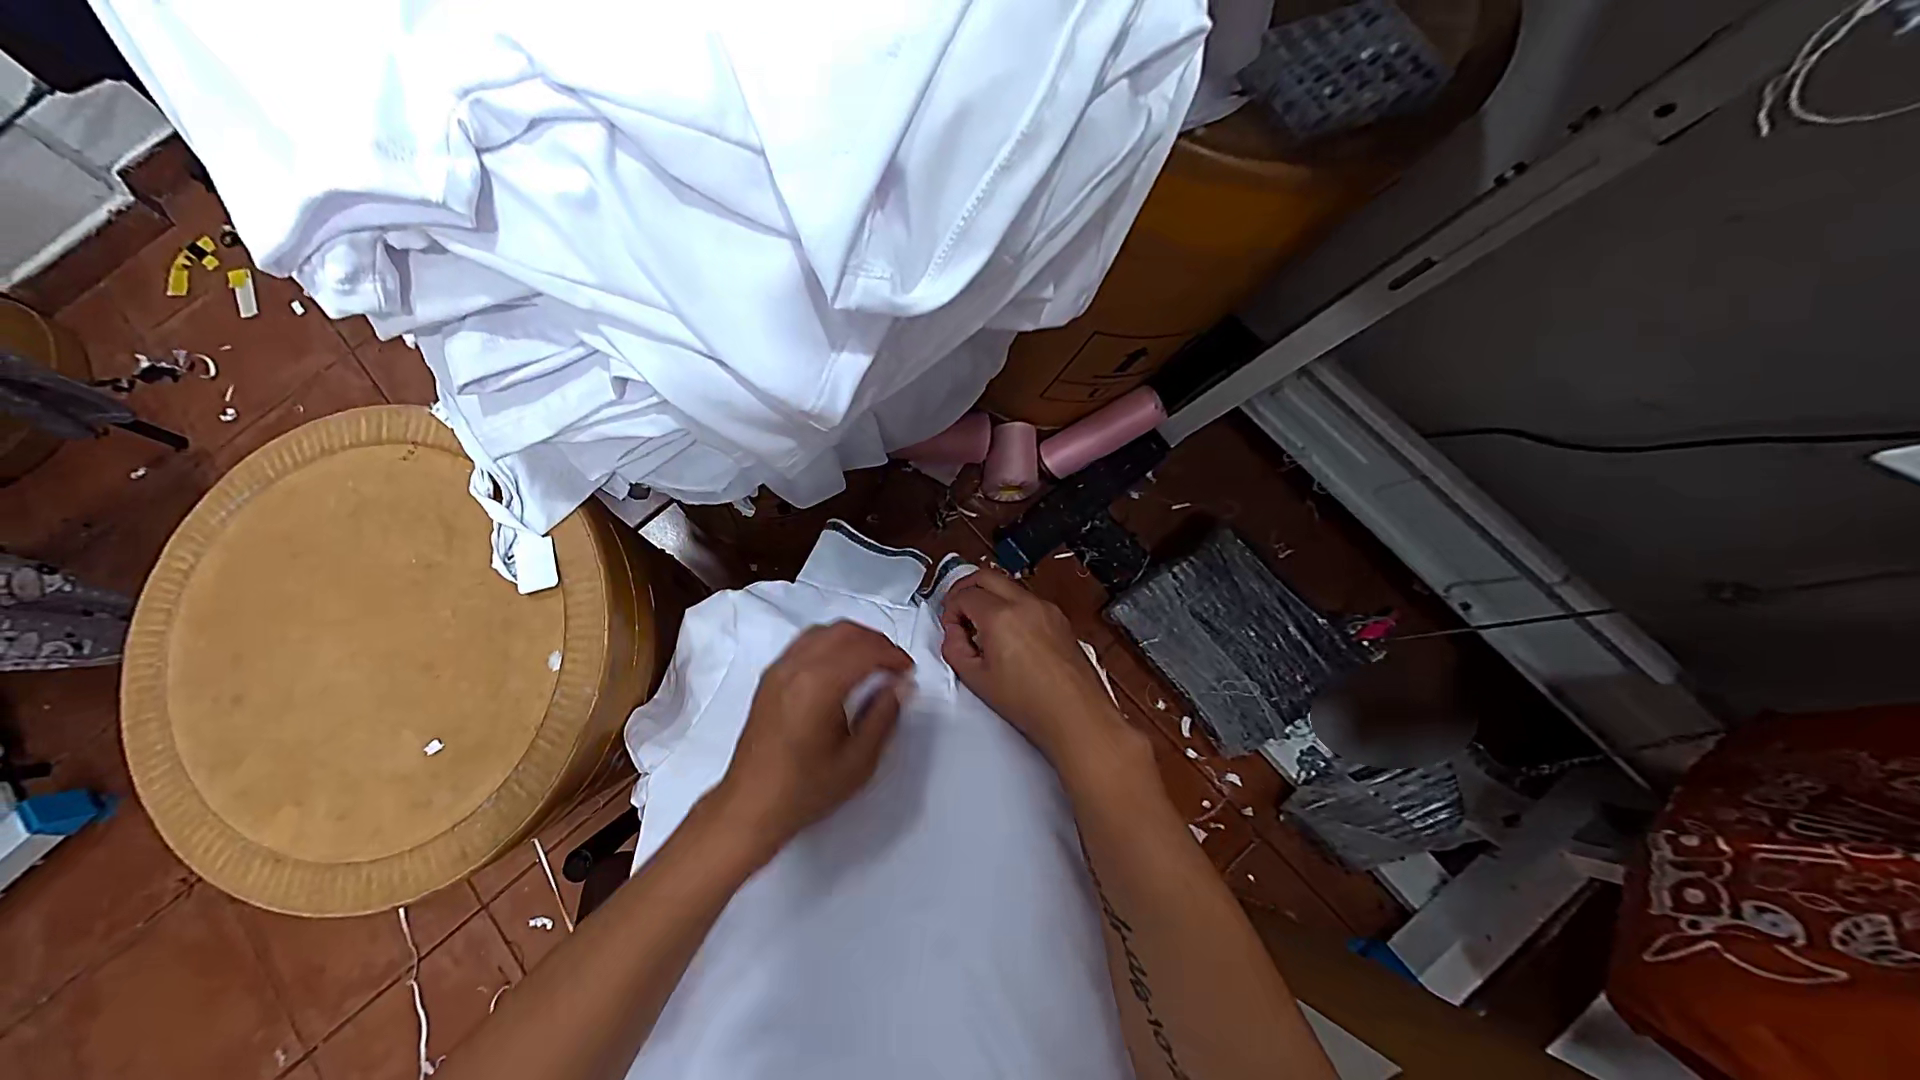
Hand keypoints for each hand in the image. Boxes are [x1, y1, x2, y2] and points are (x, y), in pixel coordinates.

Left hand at [709, 621, 911, 858]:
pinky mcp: (770, 678)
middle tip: (895, 665)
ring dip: (854, 640)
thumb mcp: (859, 761)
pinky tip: (842, 667)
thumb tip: (899, 686)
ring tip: (873, 663)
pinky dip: (831, 644)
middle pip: (845, 632)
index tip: (907, 671)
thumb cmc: (801, 789)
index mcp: (819, 686)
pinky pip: (805, 642)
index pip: (866, 650)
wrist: (751, 806)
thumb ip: (884, 716)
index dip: (894, 656)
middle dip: (877, 642)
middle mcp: (795, 669)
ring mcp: (778, 671)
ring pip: (824, 631)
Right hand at [939, 569, 1143, 778]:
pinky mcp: (1059, 619)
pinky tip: (1007, 636)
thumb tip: (954, 635)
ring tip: (982, 627)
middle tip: (957, 609)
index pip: (965, 594)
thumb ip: (954, 648)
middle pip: (986, 576)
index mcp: (1002, 616)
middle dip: (966, 589)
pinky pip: (1028, 600)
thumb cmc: (1035, 704)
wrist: (1075, 715)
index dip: (950, 608)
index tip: (951, 625)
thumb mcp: (976, 679)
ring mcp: (1047, 609)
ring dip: (989, 596)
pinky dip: (1011, 607)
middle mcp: (1027, 605)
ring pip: (1008, 585)